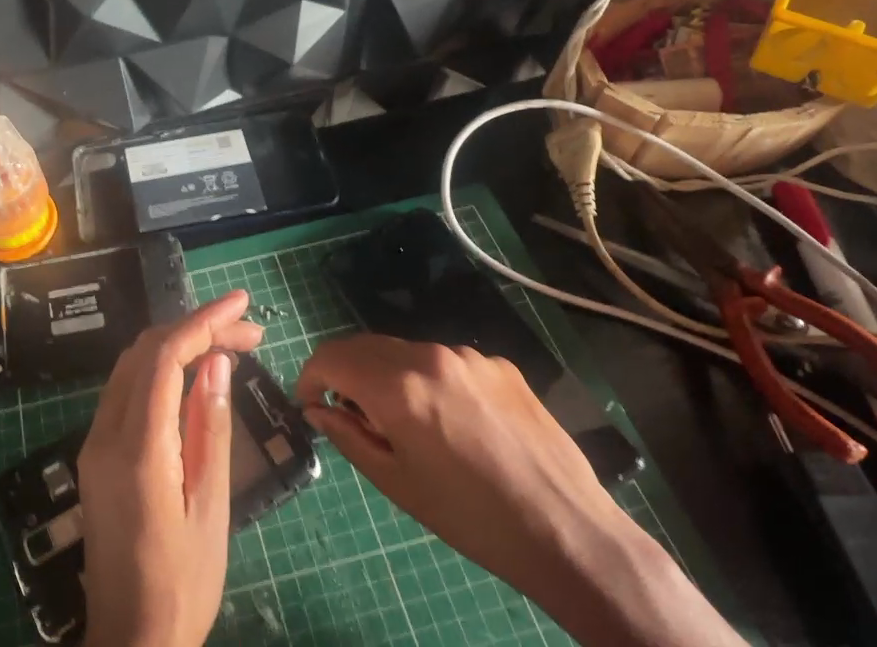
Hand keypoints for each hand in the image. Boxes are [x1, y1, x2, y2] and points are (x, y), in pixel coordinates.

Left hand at [78, 291, 263, 646]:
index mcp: (136, 449)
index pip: (165, 357)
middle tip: (250, 332)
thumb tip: (216, 363)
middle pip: (145, 352)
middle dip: (196, 328)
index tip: (243, 303)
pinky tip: (194, 377)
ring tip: (230, 346)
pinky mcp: (95, 456)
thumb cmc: (183, 583)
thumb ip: (210, 428)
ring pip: (132, 368)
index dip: (204, 320)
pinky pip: (126, 393)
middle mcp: (104, 435)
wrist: (131, 639)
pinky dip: (160, 371)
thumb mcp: (211, 507)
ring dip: (178, 346)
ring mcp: (94, 444)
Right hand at [297, 334, 742, 646]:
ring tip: (404, 423)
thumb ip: (349, 436)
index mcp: (398, 386)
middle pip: (366, 345)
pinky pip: (447, 363)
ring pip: (407, 352)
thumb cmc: (469, 517)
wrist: (566, 529)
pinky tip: (451, 423)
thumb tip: (319, 410)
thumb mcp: (395, 482)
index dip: (311, 377)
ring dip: (388, 375)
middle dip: (346, 373)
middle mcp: (431, 356)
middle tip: (348, 415)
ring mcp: (471, 357)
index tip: (310, 404)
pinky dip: (430, 381)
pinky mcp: (502, 366)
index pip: (332, 357)